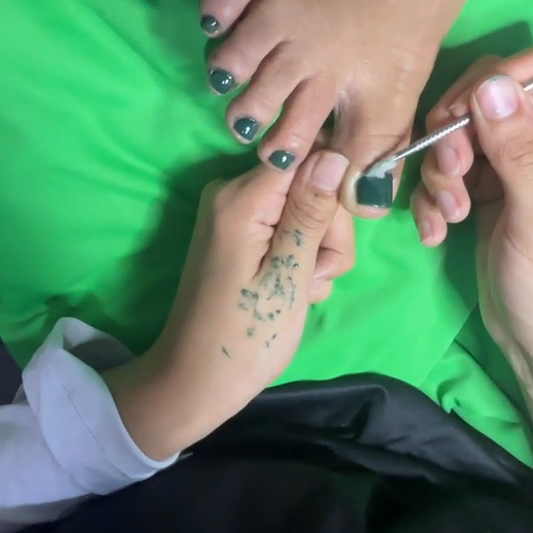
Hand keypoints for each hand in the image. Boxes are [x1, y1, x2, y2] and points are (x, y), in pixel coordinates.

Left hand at [107, 151, 354, 457]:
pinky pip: (287, 225)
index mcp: (241, 196)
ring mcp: (235, 211)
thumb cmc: (247, 335)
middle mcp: (233, 191)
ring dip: (318, 250)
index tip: (335, 231)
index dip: (335, 185)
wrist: (197, 379)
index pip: (308, 152)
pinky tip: (294, 289)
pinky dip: (300, 257)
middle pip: (310, 182)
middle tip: (314, 279)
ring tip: (303, 290)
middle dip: (327, 230)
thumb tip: (333, 153)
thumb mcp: (290, 275)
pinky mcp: (240, 231)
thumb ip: (311, 212)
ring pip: (306, 207)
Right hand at [410, 37, 532, 381]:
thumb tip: (491, 82)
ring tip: (447, 213)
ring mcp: (519, 164)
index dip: (513, 73)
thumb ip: (517, 149)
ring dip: (442, 167)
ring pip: (464, 127)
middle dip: (461, 128)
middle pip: (498, 91)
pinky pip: (449, 165)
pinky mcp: (487, 187)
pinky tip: (437, 230)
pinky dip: (435, 193)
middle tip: (449, 171)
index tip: (468, 106)